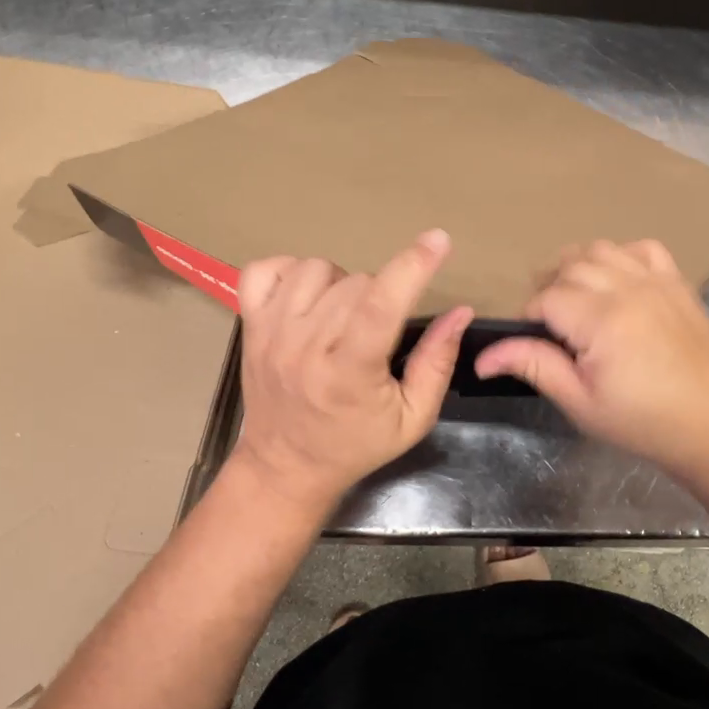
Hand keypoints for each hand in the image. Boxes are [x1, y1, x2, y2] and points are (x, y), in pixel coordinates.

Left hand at [232, 230, 472, 508]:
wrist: (285, 467)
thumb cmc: (356, 445)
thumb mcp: (413, 419)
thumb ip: (437, 363)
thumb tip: (459, 312)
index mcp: (348, 374)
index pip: (379, 306)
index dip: (411, 267)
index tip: (438, 241)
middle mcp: (304, 347)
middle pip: (356, 284)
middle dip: (381, 294)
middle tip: (380, 331)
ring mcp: (270, 333)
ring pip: (316, 269)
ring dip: (342, 283)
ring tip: (345, 315)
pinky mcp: (249, 326)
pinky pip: (265, 269)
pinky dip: (292, 271)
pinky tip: (309, 297)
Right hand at [474, 239, 708, 478]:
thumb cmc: (642, 422)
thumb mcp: (580, 402)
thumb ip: (534, 366)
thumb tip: (483, 356)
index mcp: (602, 319)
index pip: (547, 297)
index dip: (531, 316)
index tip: (534, 343)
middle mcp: (628, 288)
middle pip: (571, 266)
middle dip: (551, 289)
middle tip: (552, 326)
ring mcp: (657, 281)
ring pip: (602, 250)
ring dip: (581, 267)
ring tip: (577, 299)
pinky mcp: (678, 284)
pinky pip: (643, 248)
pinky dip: (622, 256)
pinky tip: (618, 281)